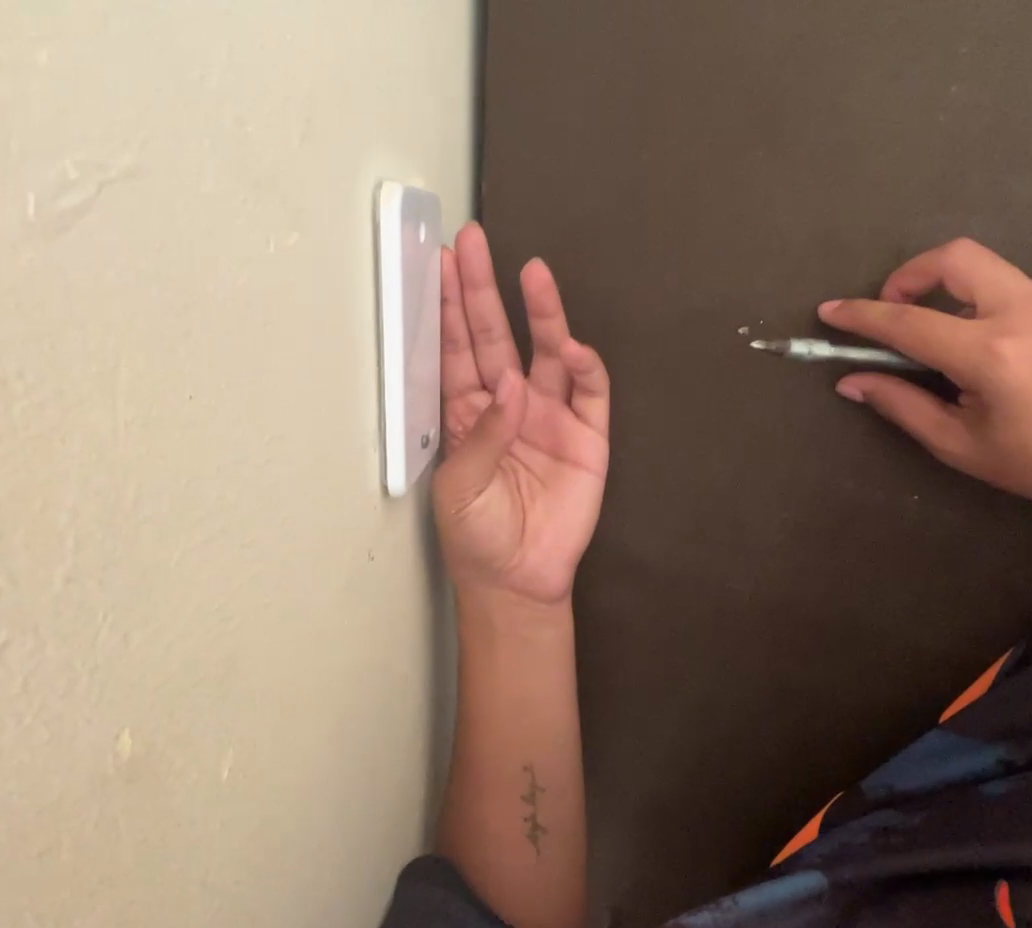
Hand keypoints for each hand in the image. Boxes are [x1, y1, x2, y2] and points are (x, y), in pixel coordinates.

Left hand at [433, 223, 610, 607]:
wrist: (519, 580)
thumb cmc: (478, 537)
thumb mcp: (459, 490)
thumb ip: (481, 436)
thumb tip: (510, 386)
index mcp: (468, 416)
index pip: (457, 352)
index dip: (450, 310)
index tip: (441, 264)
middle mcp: (508, 406)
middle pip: (496, 339)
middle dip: (484, 292)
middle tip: (475, 243)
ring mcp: (550, 418)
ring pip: (547, 354)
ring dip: (541, 316)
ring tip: (533, 274)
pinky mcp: (587, 437)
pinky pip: (590, 394)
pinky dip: (586, 369)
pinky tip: (574, 347)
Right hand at [819, 238, 1031, 520]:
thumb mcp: (960, 444)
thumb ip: (901, 405)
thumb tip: (852, 381)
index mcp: (992, 354)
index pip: (908, 323)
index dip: (861, 315)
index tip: (831, 310)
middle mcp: (1031, 311)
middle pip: (957, 257)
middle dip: (913, 273)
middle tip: (897, 307)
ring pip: (995, 279)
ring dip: (961, 303)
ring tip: (962, 350)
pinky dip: (1005, 319)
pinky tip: (1020, 361)